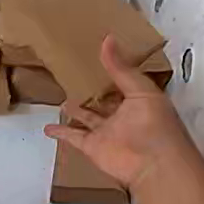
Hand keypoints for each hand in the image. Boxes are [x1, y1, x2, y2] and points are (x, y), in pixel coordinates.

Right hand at [44, 34, 193, 189]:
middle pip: (104, 103)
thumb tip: (107, 38)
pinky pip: (73, 137)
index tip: (99, 61)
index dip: (113, 73)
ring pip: (87, 120)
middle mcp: (122, 116)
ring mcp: (106, 132)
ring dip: (76, 112)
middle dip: (94, 94)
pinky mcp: (92, 146)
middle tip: (78, 81)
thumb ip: (120, 68)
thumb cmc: (155, 126)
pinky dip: (60, 132)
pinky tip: (48, 127)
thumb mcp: (140, 90)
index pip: (123, 84)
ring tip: (63, 102)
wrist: (153, 165)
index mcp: (138, 101)